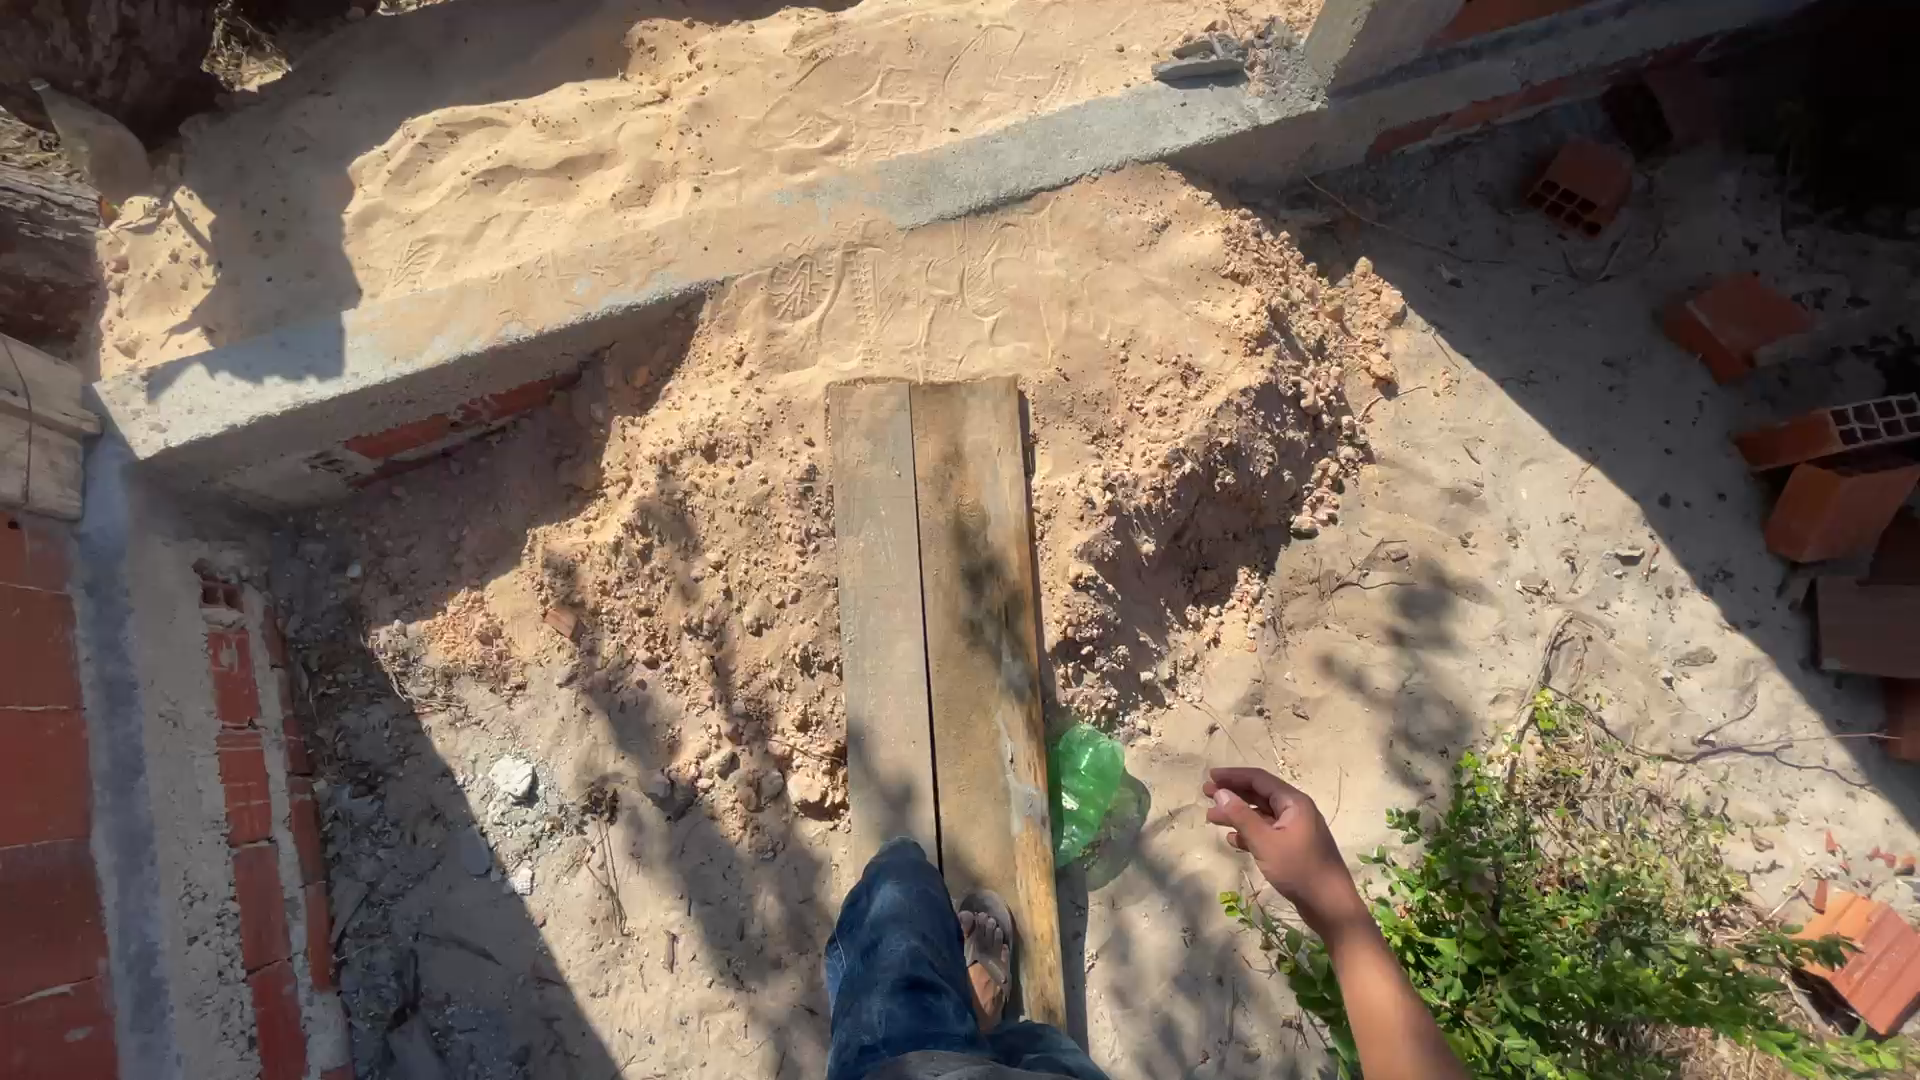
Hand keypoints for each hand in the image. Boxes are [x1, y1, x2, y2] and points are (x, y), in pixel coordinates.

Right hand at [1204, 767, 1361, 931]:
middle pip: (1259, 795)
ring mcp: (1296, 830)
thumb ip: (1241, 815)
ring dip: (1237, 815)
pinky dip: (1249, 833)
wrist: (1332, 908)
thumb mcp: (1265, 841)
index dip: (1233, 776)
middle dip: (1232, 794)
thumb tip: (1220, 792)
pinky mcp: (1294, 848)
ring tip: (1212, 818)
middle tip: (1206, 795)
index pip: (1259, 779)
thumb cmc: (1299, 869)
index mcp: (1294, 803)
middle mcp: (1296, 811)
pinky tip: (1233, 840)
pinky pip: (1267, 832)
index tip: (1210, 776)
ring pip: (1261, 815)